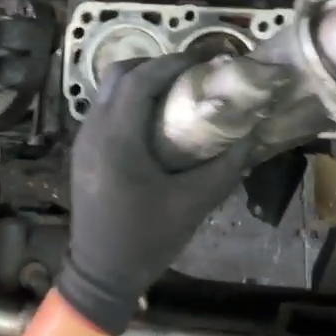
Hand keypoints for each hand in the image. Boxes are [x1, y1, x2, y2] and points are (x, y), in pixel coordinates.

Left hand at [56, 53, 257, 334]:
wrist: (100, 273)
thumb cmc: (146, 240)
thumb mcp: (193, 204)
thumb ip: (225, 167)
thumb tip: (251, 134)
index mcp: (117, 139)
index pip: (139, 80)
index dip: (171, 64)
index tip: (203, 62)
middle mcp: (94, 130)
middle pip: (119, 75)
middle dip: (155, 66)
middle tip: (190, 75)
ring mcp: (84, 139)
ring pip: (108, 90)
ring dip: (141, 83)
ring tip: (177, 93)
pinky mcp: (84, 151)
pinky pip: (105, 110)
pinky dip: (129, 102)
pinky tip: (156, 120)